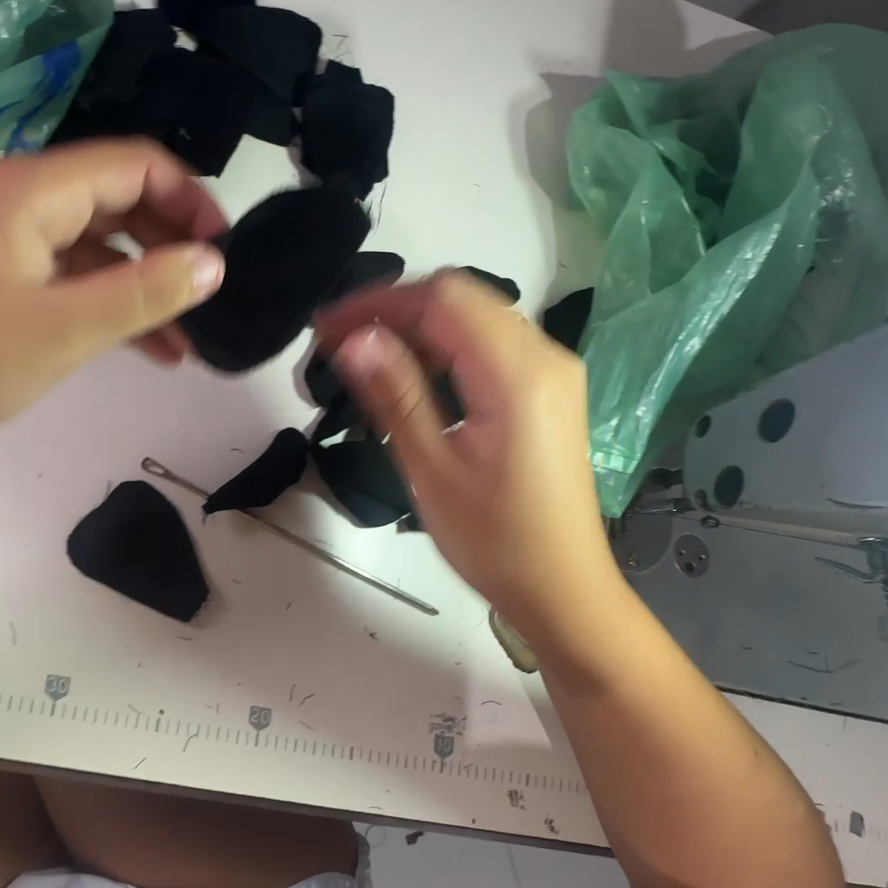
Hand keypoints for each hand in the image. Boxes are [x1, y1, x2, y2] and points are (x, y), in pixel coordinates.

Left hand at [0, 140, 225, 455]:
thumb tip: (213, 263)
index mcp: (27, 189)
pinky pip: (53, 275)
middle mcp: (8, 198)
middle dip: (164, 249)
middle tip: (206, 301)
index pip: (132, 165)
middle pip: (109, 202)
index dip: (189, 201)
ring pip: (83, 247)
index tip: (224, 253)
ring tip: (181, 344)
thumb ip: (146, 292)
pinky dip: (93, 304)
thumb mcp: (66, 329)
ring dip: (134, 288)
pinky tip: (131, 347)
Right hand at [313, 273, 620, 639]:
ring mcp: (552, 373)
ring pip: (475, 320)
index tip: (326, 328)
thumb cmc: (495, 541)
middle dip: (394, 311)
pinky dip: (445, 350)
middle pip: (462, 300)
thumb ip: (394, 395)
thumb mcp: (432, 469)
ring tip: (363, 360)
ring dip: (417, 330)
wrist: (561, 588)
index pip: (443, 299)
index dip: (379, 302)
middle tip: (336, 344)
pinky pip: (490, 348)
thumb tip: (355, 339)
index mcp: (519, 374)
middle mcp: (545, 357)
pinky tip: (410, 378)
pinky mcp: (548, 393)